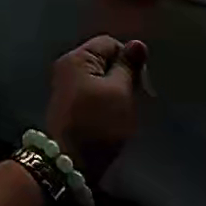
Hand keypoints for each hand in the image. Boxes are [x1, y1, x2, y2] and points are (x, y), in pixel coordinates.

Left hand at [46, 36, 147, 179]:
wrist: (69, 162)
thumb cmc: (97, 123)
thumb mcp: (119, 92)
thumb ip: (128, 66)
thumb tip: (137, 44)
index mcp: (76, 58)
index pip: (109, 43)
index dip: (128, 59)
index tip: (139, 83)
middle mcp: (67, 67)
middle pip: (104, 60)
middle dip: (123, 76)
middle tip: (133, 98)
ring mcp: (66, 86)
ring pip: (100, 78)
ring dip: (116, 91)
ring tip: (123, 110)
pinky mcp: (70, 105)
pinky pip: (93, 93)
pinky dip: (106, 101)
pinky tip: (112, 117)